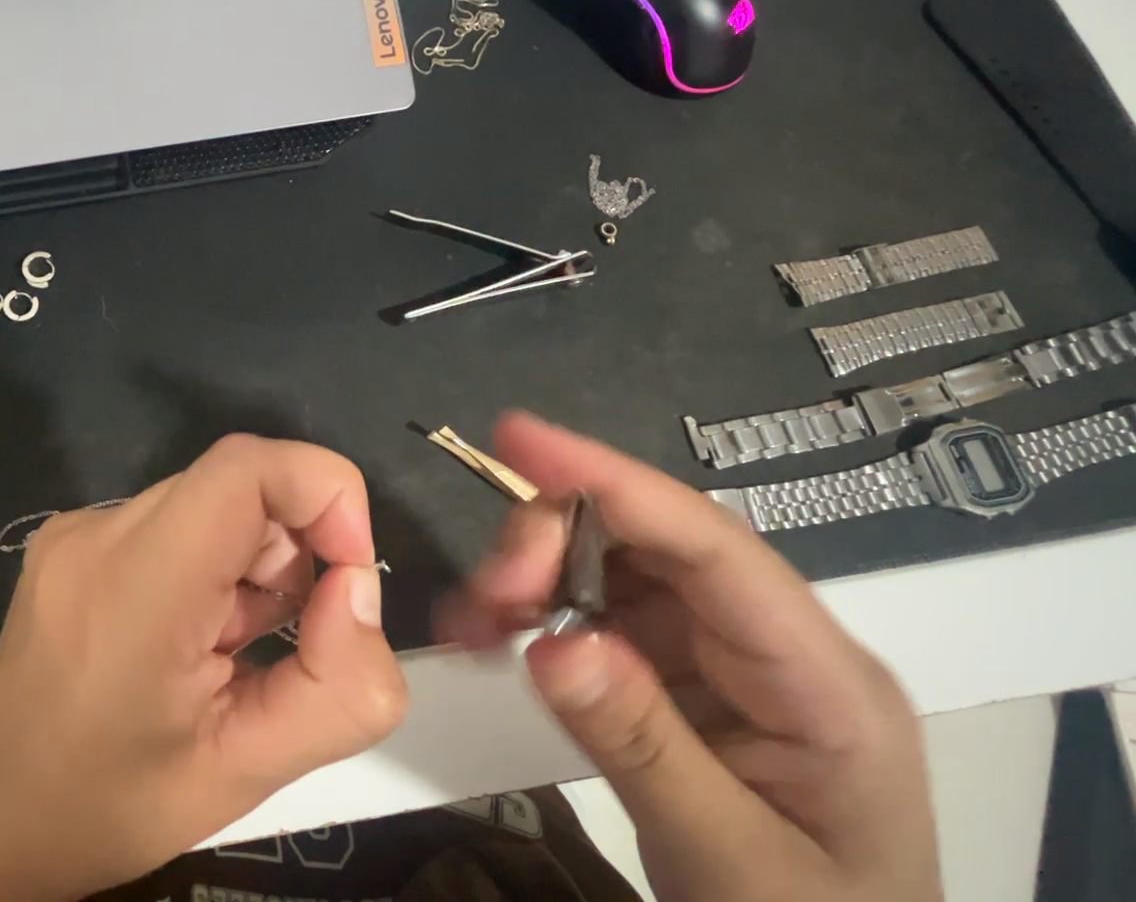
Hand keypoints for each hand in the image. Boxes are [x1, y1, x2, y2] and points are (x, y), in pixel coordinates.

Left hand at [0, 435, 407, 900]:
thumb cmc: (115, 801)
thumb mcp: (247, 774)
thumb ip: (336, 689)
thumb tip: (357, 588)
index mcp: (136, 591)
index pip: (246, 468)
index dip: (324, 493)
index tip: (348, 574)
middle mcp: (99, 533)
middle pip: (237, 485)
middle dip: (293, 550)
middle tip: (284, 639)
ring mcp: (78, 527)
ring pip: (211, 501)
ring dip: (252, 562)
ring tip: (226, 646)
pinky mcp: (73, 533)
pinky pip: (175, 518)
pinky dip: (212, 562)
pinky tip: (189, 633)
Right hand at [436, 413, 942, 901]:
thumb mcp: (732, 863)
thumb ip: (643, 748)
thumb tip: (549, 643)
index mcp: (822, 678)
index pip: (712, 548)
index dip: (611, 482)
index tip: (518, 436)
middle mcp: (767, 641)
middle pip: (649, 545)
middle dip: (551, 544)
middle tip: (485, 597)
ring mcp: (716, 653)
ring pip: (608, 569)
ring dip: (531, 577)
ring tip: (473, 622)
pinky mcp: (672, 672)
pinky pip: (592, 615)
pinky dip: (532, 615)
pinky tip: (490, 636)